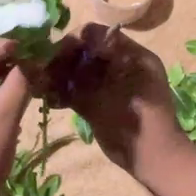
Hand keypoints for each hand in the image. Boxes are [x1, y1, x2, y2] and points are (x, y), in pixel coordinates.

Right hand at [44, 24, 183, 173]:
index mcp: (132, 55)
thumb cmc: (139, 123)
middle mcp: (121, 64)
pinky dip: (66, 94)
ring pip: (80, 72)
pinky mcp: (102, 102)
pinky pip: (81, 91)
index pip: (98, 35)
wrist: (154, 160)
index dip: (75, 41)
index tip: (55, 54)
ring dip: (60, 77)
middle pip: (86, 52)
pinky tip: (49, 100)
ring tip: (41, 85)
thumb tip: (60, 54)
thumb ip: (85, 75)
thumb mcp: (110, 95)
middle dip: (63, 60)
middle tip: (42, 71)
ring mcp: (111, 84)